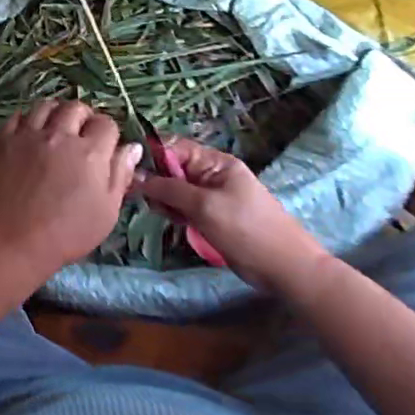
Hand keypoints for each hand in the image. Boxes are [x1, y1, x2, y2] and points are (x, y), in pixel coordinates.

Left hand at [0, 100, 142, 273]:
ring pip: (46, 105)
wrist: (16, 240)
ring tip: (58, 128)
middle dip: (84, 117)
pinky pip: (18, 115)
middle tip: (82, 135)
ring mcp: (30, 135)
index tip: (105, 146)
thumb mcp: (107, 210)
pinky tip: (32, 133)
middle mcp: (61, 135)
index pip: (106, 123)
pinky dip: (28, 119)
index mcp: (90, 151)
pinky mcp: (6, 140)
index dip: (108, 133)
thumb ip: (121, 174)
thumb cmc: (69, 232)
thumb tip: (132, 147)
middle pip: (76, 107)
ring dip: (56, 112)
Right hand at [137, 137, 330, 291]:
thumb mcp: (204, 206)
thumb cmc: (246, 230)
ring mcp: (213, 197)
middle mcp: (213, 175)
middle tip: (145, 199)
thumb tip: (138, 176)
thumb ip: (170, 189)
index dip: (153, 155)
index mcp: (216, 162)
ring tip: (162, 213)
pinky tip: (171, 220)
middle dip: (157, 180)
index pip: (176, 147)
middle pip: (174, 168)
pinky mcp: (213, 217)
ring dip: (166, 199)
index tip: (130, 170)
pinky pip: (186, 207)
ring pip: (177, 190)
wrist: (284, 267)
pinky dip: (176, 212)